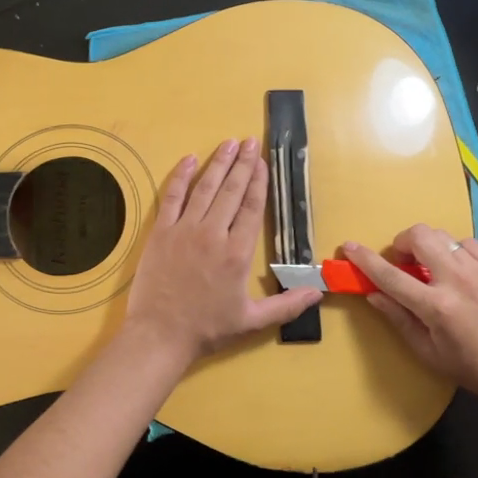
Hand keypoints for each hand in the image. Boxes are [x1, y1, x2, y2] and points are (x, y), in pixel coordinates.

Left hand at [122, 138, 322, 363]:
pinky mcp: (161, 232)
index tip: (263, 162)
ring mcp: (184, 230)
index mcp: (237, 254)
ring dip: (218, 163)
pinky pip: (172, 197)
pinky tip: (190, 159)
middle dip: (243, 164)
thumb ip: (286, 305)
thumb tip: (318, 292)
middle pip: (230, 191)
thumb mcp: (252, 321)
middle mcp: (212, 234)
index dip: (258, 182)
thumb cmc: (207, 329)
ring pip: (204, 189)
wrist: (159, 335)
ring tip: (229, 143)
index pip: (251, 208)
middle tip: (250, 141)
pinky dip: (181, 176)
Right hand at [344, 225, 477, 408]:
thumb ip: (399, 319)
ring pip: (444, 236)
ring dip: (431, 248)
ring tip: (436, 269)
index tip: (350, 247)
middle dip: (404, 242)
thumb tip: (373, 294)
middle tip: (406, 262)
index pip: (391, 275)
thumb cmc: (472, 369)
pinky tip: (462, 271)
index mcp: (436, 307)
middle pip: (420, 236)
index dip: (365, 259)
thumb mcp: (429, 353)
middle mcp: (457, 280)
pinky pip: (469, 243)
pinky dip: (458, 252)